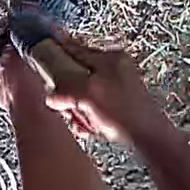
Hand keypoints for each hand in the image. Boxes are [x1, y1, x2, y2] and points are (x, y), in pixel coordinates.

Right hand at [42, 36, 176, 145]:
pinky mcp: (118, 103)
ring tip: (83, 120)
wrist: (150, 140)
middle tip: (69, 106)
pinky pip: (92, 105)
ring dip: (77, 108)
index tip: (40, 61)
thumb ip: (65, 89)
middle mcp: (115, 68)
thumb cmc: (128, 116)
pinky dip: (87, 117)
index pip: (73, 49)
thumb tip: (50, 94)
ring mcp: (117, 85)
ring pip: (82, 92)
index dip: (55, 56)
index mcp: (110, 58)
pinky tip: (90, 127)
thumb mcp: (88, 95)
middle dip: (68, 93)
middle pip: (75, 73)